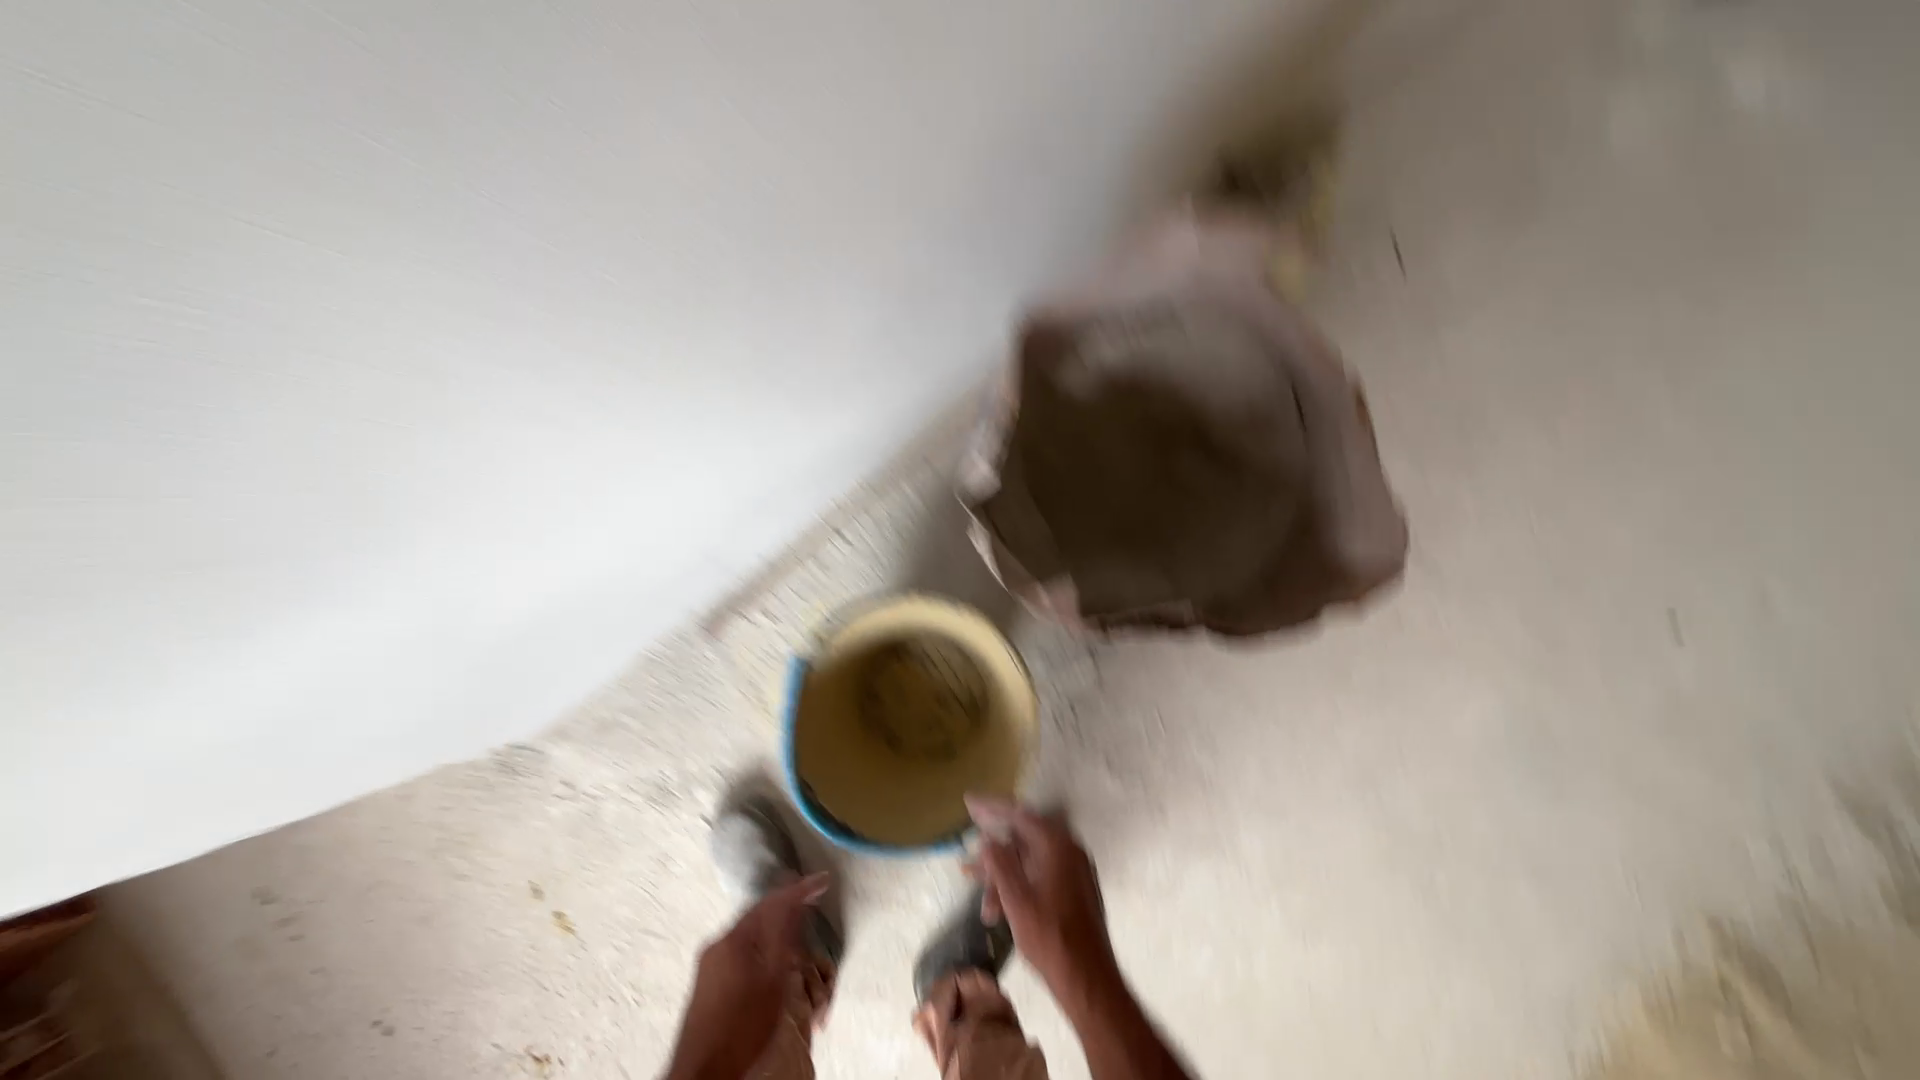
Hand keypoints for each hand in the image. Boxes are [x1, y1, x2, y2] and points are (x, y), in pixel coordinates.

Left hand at [665, 873, 827, 1079]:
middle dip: (785, 902)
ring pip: (749, 929)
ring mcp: (710, 961)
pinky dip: (761, 938)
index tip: (822, 880)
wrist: (705, 1070)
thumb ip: (784, 938)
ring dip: (773, 921)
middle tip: (810, 896)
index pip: (773, 902)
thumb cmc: (744, 1028)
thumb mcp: (774, 981)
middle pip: (758, 912)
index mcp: (736, 939)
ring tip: (796, 920)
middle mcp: (719, 943)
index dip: (801, 889)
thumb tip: (796, 902)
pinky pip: (740, 944)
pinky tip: (772, 952)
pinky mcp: (708, 979)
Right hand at [964, 795, 1120, 1009]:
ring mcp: (1074, 871)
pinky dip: (1018, 885)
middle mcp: (1069, 851)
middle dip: (992, 855)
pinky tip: (998, 907)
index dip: (991, 808)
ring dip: (1002, 878)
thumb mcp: (1016, 899)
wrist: (1087, 978)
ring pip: (1029, 862)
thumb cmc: (1049, 936)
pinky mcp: (1074, 890)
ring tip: (980, 903)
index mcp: (1057, 845)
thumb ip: (1000, 863)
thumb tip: (988, 838)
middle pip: (1023, 839)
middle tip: (966, 864)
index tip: (968, 802)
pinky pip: (1039, 875)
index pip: (1019, 814)